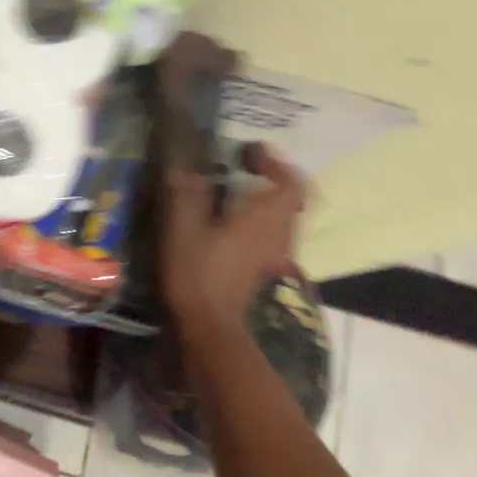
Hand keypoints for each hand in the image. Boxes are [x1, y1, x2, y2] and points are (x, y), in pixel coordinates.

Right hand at [162, 143, 306, 333]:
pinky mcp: (265, 268)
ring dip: (267, 200)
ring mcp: (276, 253)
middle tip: (245, 169)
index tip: (249, 153)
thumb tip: (186, 166)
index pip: (290, 182)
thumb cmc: (198, 272)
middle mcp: (279, 232)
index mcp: (264, 217)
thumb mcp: (183, 227)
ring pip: (284, 217)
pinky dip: (260, 220)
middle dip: (273, 179)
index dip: (275, 163)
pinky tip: (232, 224)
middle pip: (292, 200)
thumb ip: (188, 193)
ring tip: (237, 193)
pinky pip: (272, 234)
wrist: (209, 323)